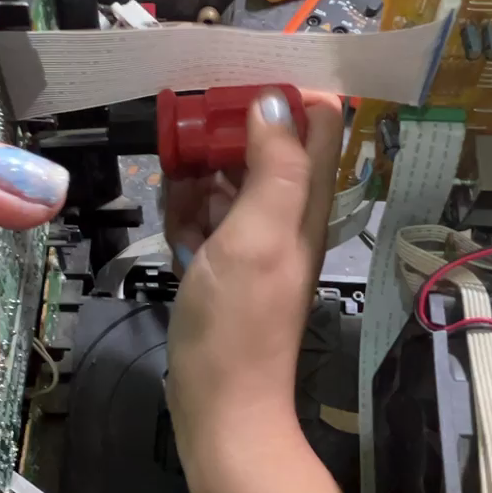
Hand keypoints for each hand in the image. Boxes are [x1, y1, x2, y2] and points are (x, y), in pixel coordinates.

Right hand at [162, 88, 342, 448]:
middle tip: (185, 150)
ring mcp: (253, 239)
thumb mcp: (257, 237)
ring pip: (228, 178)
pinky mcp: (225, 262)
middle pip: (262, 144)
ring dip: (198, 177)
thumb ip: (274, 167)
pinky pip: (209, 217)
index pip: (314, 120)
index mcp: (305, 201)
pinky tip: (177, 234)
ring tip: (178, 206)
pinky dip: (190, 214)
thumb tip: (276, 100)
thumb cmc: (237, 324)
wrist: (220, 406)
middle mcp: (285, 212)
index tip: (230, 86)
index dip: (280, 93)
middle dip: (222, 136)